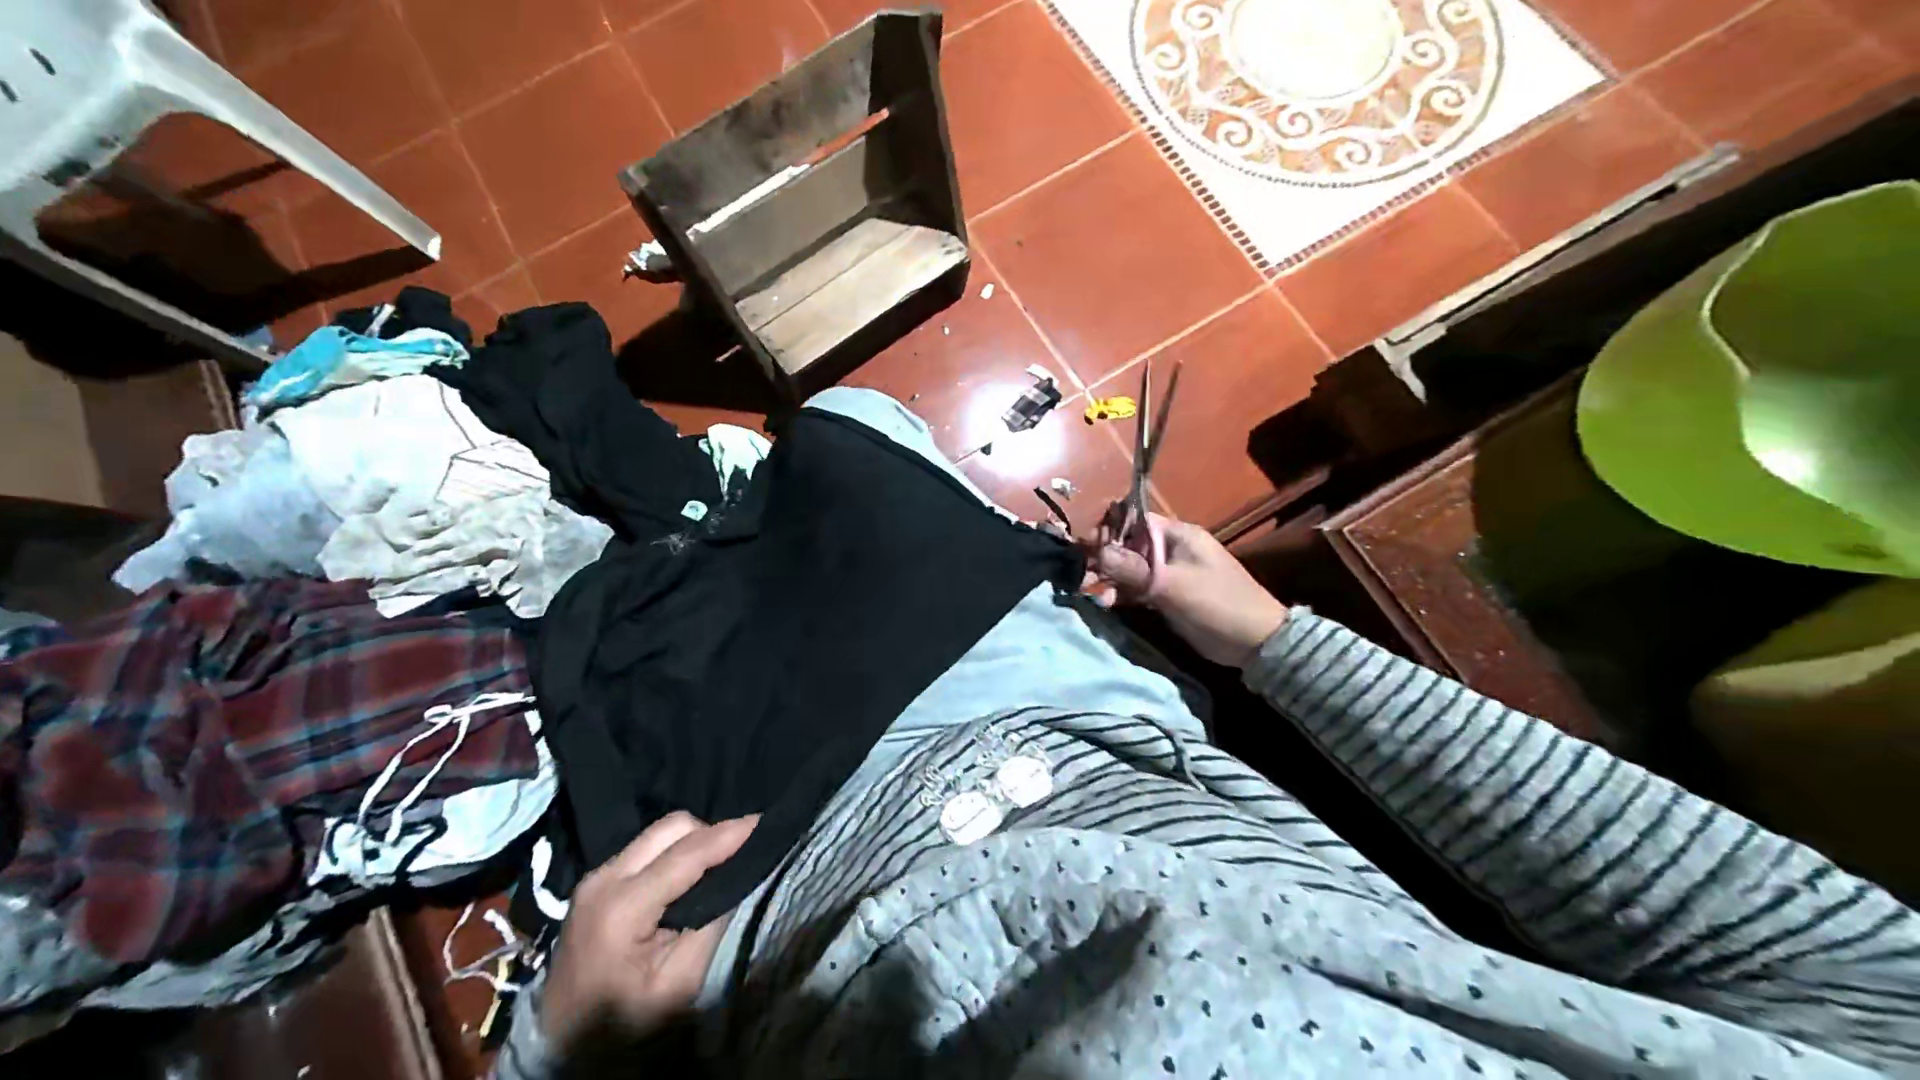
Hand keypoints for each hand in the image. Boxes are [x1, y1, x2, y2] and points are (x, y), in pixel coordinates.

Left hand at [540, 812, 756, 1048]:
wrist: (562, 1046)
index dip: (730, 832)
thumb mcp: (679, 983)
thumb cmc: (624, 1022)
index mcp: (621, 908)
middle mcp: (604, 879)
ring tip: (718, 864)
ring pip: (658, 832)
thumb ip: (711, 923)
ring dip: (693, 840)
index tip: (765, 822)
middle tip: (741, 852)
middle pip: (672, 827)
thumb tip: (739, 877)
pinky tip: (689, 874)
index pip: (688, 852)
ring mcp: (595, 878)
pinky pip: (646, 847)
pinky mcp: (595, 882)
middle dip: (712, 832)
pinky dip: (674, 850)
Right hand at [1081, 512, 1288, 667]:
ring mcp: (1167, 572)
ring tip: (1087, 590)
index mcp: (1177, 534)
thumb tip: (1097, 550)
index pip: (1134, 518)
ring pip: (1128, 567)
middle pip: (1127, 543)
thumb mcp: (1173, 585)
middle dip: (1103, 556)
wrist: (1255, 642)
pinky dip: (1120, 593)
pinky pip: (1136, 587)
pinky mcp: (1165, 594)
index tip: (1090, 548)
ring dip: (1108, 577)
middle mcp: (1169, 548)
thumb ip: (1134, 568)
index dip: (1110, 529)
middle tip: (1082, 573)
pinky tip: (1105, 603)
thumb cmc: (1218, 604)